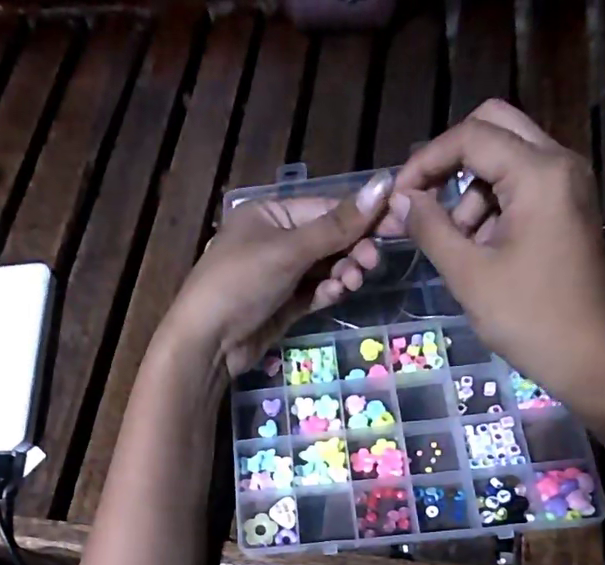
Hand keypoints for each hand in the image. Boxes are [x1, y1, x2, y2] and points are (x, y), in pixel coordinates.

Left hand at [159, 171, 391, 373]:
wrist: (209, 341)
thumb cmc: (242, 282)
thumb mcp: (290, 250)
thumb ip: (338, 224)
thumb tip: (383, 184)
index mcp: (271, 214)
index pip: (326, 208)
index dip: (361, 216)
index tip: (395, 225)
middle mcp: (276, 240)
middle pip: (329, 238)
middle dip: (352, 249)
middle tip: (370, 264)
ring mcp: (281, 274)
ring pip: (325, 267)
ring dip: (343, 272)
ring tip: (350, 282)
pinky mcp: (284, 304)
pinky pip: (315, 291)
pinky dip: (328, 291)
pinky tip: (336, 294)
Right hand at [386, 100, 604, 404]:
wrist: (588, 356)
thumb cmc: (527, 318)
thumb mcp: (469, 275)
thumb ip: (431, 229)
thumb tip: (400, 200)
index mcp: (538, 173)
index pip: (472, 136)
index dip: (426, 160)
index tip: (398, 197)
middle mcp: (559, 163)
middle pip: (494, 128)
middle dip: (450, 161)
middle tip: (422, 201)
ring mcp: (568, 185)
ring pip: (507, 157)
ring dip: (471, 189)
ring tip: (454, 242)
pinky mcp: (568, 208)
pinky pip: (523, 184)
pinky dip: (493, 204)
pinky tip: (479, 248)